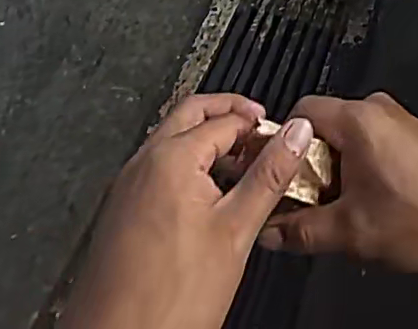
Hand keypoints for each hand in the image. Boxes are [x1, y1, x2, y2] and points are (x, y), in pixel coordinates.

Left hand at [59, 94, 315, 328]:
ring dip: (209, 138)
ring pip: (173, 140)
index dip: (261, 126)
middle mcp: (140, 168)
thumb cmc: (167, 303)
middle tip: (262, 128)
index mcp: (170, 161)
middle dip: (231, 113)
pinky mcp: (119, 217)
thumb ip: (272, 173)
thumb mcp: (237, 230)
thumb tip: (298, 132)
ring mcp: (124, 193)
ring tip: (244, 164)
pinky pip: (158, 169)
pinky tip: (212, 196)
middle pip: (192, 113)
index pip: (228, 119)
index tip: (284, 141)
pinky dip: (188, 164)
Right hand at [262, 93, 417, 272]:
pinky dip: (353, 171)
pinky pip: (365, 144)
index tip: (270, 178)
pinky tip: (360, 205)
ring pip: (343, 139)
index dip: (278, 145)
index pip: (300, 112)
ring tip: (335, 212)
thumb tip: (270, 230)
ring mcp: (394, 121)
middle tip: (302, 206)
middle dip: (306, 167)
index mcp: (360, 119)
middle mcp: (378, 110)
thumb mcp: (348, 231)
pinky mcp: (407, 135)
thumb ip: (298, 230)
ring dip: (330, 173)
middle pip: (320, 128)